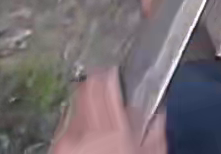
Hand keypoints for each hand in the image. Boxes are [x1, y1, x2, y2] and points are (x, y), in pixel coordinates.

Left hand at [50, 69, 166, 153]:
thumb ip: (155, 133)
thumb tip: (157, 115)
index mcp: (112, 129)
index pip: (105, 82)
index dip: (111, 75)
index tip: (115, 75)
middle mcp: (84, 132)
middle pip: (85, 89)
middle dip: (95, 86)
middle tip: (104, 90)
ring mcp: (64, 145)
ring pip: (72, 109)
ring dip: (83, 108)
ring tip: (95, 119)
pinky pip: (63, 131)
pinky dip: (73, 129)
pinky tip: (83, 140)